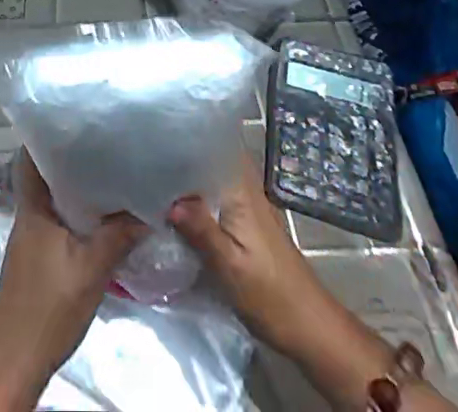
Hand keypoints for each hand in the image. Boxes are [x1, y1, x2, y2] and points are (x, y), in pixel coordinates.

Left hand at [0, 151, 145, 410]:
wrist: (15, 359)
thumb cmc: (48, 307)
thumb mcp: (90, 270)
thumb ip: (118, 236)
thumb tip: (149, 209)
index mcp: (33, 210)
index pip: (30, 159)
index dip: (47, 136)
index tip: (76, 121)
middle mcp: (29, 217)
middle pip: (45, 177)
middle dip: (71, 160)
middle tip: (105, 144)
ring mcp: (32, 239)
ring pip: (54, 200)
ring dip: (76, 188)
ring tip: (110, 173)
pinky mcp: (39, 258)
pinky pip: (59, 221)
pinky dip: (77, 214)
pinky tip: (103, 218)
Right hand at [166, 155, 330, 350]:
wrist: (308, 325)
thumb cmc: (270, 294)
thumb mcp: (230, 266)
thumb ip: (201, 230)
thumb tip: (169, 201)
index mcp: (242, 192)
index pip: (219, 146)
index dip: (191, 136)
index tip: (160, 132)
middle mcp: (247, 192)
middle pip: (214, 160)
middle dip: (184, 154)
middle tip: (149, 153)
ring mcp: (248, 208)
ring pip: (214, 179)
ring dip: (189, 176)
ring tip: (154, 174)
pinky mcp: (247, 225)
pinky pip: (217, 198)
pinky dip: (197, 197)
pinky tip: (176, 205)